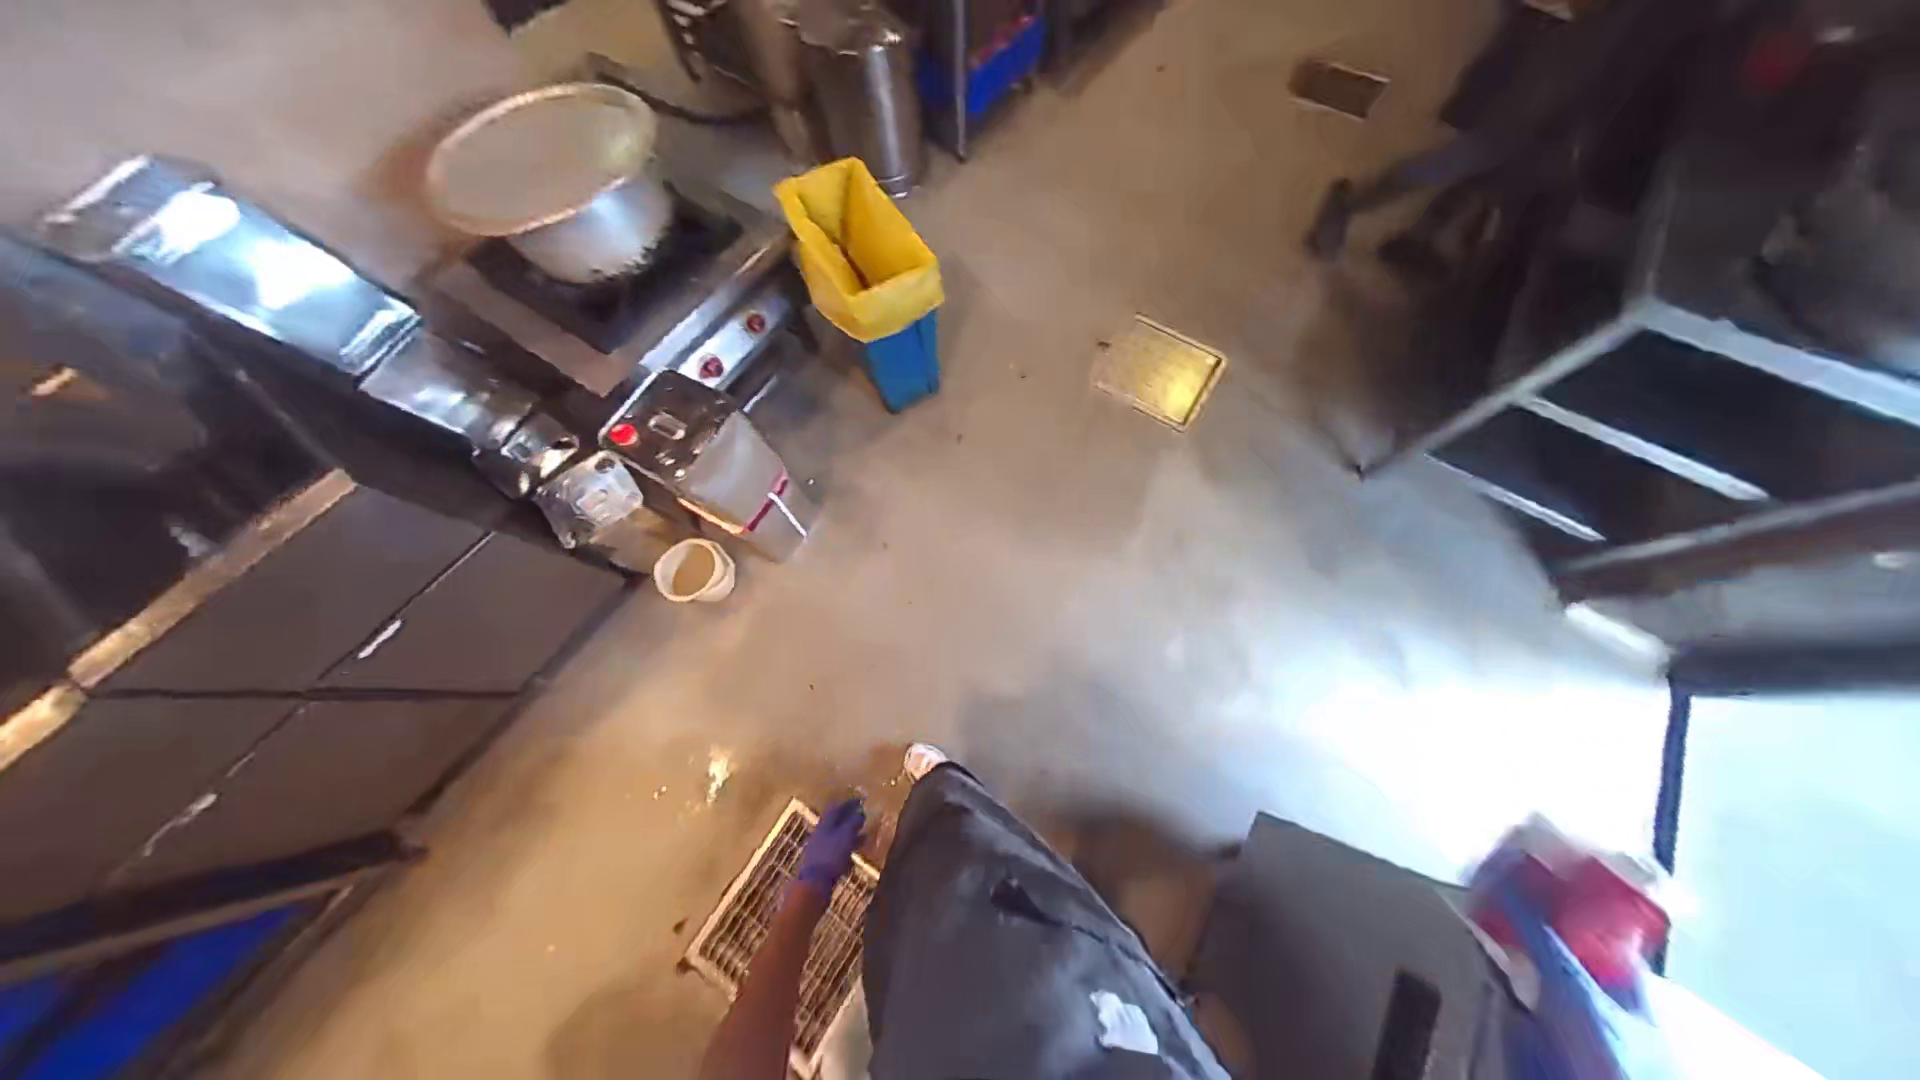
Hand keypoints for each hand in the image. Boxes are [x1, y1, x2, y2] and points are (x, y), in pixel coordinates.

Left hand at [795, 797, 864, 894]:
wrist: (814, 884)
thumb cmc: (831, 856)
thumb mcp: (845, 836)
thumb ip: (853, 823)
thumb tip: (860, 812)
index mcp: (824, 824)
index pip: (836, 808)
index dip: (848, 803)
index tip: (860, 801)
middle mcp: (820, 834)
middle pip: (836, 822)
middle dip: (849, 819)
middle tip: (863, 817)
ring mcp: (820, 849)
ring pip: (837, 837)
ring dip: (850, 835)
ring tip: (864, 836)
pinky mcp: (822, 863)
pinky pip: (836, 851)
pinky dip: (847, 849)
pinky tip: (855, 854)